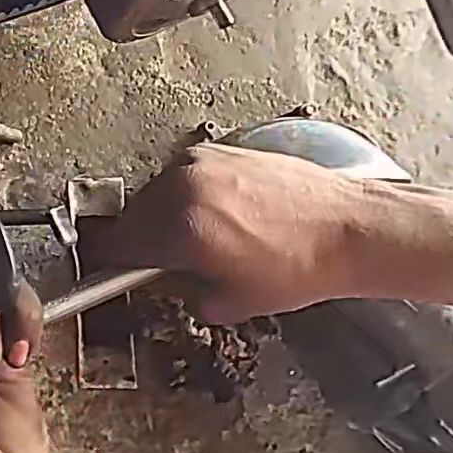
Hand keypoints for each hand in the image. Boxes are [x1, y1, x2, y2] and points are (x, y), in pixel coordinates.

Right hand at [105, 143, 380, 321]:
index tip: (104, 267)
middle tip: (158, 260)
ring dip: (158, 217)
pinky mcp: (215, 150)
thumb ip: (177, 291)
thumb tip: (156, 279)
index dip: (106, 262)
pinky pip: (177, 178)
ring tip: (194, 237)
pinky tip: (210, 214)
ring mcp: (197, 164)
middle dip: (137, 241)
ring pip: (151, 195)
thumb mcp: (228, 302)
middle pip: (130, 218)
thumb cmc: (299, 266)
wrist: (347, 227)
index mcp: (181, 230)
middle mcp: (182, 189)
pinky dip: (181, 197)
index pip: (117, 245)